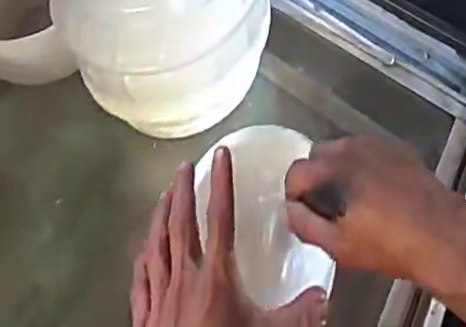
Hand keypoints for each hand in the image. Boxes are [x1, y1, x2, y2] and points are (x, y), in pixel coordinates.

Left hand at [133, 148, 327, 326]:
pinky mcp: (144, 321)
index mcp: (216, 276)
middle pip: (181, 223)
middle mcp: (185, 279)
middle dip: (183, 190)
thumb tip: (324, 296)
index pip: (220, 217)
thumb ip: (299, 315)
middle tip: (184, 166)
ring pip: (157, 245)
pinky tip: (142, 251)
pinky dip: (142, 261)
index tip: (222, 155)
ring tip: (163, 195)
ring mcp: (161, 299)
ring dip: (160, 216)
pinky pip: (141, 283)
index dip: (222, 183)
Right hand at [283, 137, 465, 291]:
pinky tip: (377, 190)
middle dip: (316, 176)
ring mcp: (376, 144)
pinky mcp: (396, 147)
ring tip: (353, 198)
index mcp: (334, 169)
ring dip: (340, 167)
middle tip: (325, 205)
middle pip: (319, 154)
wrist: (441, 234)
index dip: (294, 191)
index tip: (300, 208)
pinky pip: (369, 150)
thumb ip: (307, 225)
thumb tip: (291, 210)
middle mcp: (352, 148)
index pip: (297, 170)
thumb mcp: (341, 247)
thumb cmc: (391, 244)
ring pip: (344, 149)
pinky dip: (364, 164)